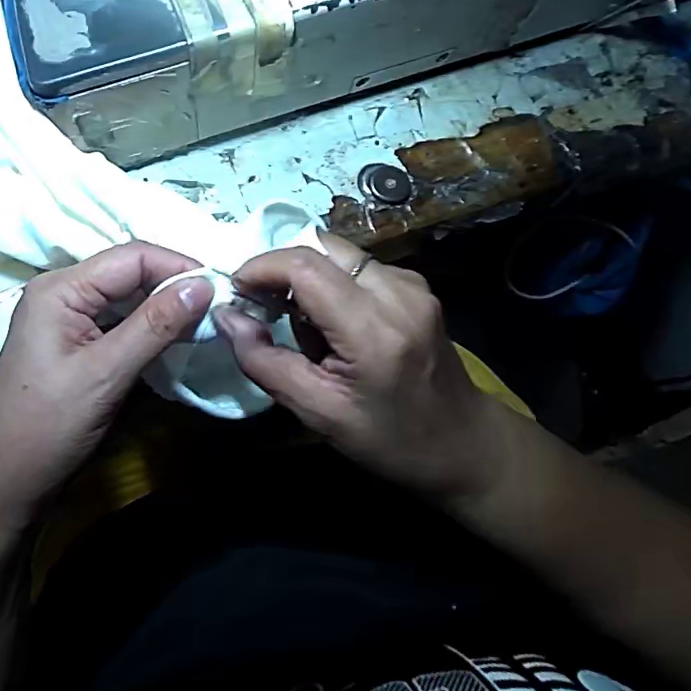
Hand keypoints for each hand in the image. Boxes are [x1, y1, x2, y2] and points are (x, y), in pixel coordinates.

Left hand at [0, 242, 211, 525]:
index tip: (219, 287)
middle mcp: (62, 291)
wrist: (0, 489)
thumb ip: (156, 324)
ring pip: (128, 294)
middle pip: (130, 271)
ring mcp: (66, 316)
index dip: (178, 266)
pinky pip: (120, 317)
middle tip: (216, 306)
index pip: (132, 256)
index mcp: (60, 288)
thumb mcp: (107, 373)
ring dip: (165, 305)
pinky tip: (175, 337)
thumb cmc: (46, 428)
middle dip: (174, 284)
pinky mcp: (75, 340)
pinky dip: (149, 324)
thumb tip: (204, 284)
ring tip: (203, 321)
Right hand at [215, 233, 505, 501]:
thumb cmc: (391, 440)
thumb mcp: (319, 414)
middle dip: (282, 267)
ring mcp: (412, 283)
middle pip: (322, 247)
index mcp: (374, 329)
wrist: (464, 443)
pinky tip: (332, 321)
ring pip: (339, 253)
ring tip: (300, 321)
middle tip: (262, 303)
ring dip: (307, 275)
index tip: (237, 289)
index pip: (305, 266)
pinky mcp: (415, 284)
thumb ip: (265, 362)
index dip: (262, 267)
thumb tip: (226, 316)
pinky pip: (358, 266)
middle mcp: (398, 292)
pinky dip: (332, 282)